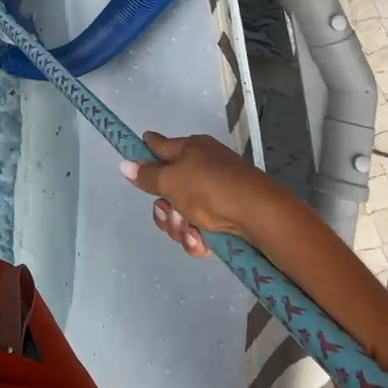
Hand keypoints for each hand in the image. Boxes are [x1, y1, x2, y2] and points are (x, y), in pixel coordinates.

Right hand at [118, 130, 279, 256]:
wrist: (261, 218)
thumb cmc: (211, 189)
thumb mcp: (171, 180)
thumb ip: (147, 175)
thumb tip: (125, 163)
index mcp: (190, 149)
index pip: (159, 145)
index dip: (144, 152)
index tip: (132, 163)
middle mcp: (203, 168)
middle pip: (167, 188)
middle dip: (164, 207)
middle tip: (169, 213)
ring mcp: (216, 194)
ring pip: (181, 212)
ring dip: (179, 226)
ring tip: (189, 231)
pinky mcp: (228, 219)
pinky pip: (200, 228)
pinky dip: (197, 237)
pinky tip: (201, 243)